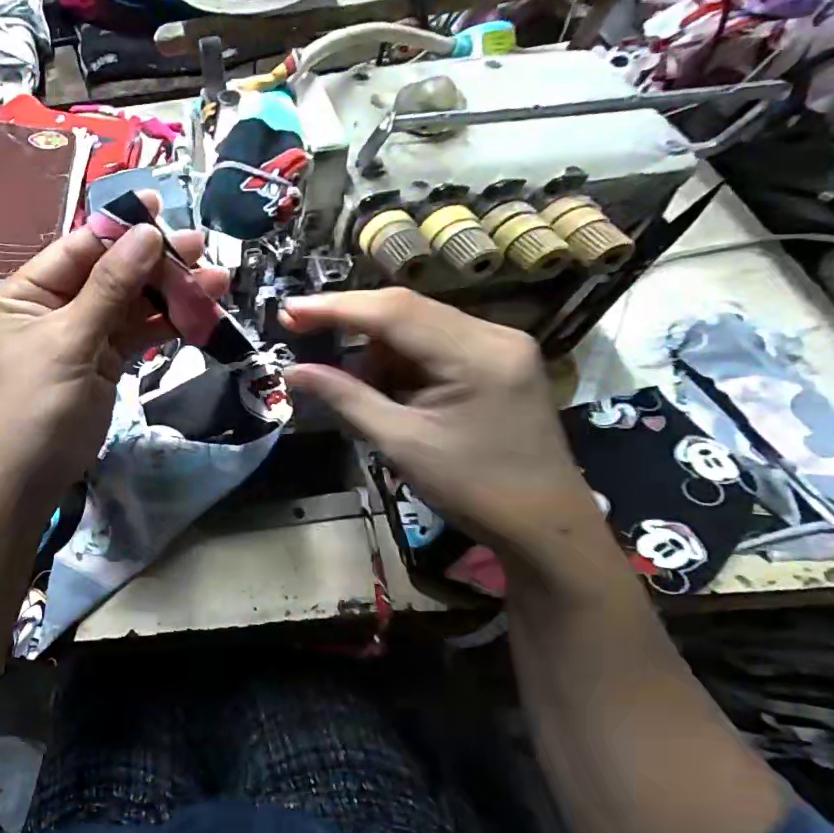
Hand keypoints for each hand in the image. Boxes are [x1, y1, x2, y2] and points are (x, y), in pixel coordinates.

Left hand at [0, 191, 229, 494]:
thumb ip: (110, 288)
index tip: (160, 208)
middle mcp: (52, 306)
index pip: (78, 249)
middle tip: (200, 246)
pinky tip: (200, 309)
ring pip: (129, 303)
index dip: (119, 228)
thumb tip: (146, 233)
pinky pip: (137, 332)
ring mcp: (81, 334)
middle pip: (109, 272)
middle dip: (153, 261)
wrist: (29, 480)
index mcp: (26, 293)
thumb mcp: (70, 342)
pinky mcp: (103, 360)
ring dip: (168, 291)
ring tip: (215, 277)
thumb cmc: (36, 406)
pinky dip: (166, 323)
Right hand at [280, 288, 598, 557]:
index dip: (335, 307)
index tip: (288, 310)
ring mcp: (501, 344)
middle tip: (298, 330)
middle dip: (351, 322)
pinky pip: (436, 342)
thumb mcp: (401, 443)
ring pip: (418, 325)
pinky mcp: (499, 359)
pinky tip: (386, 387)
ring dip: (376, 347)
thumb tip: (294, 372)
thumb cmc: (473, 489)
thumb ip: (346, 398)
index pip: (394, 312)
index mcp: (476, 353)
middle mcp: (494, 334)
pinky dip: (401, 359)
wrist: (545, 525)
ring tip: (351, 383)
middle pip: (406, 310)